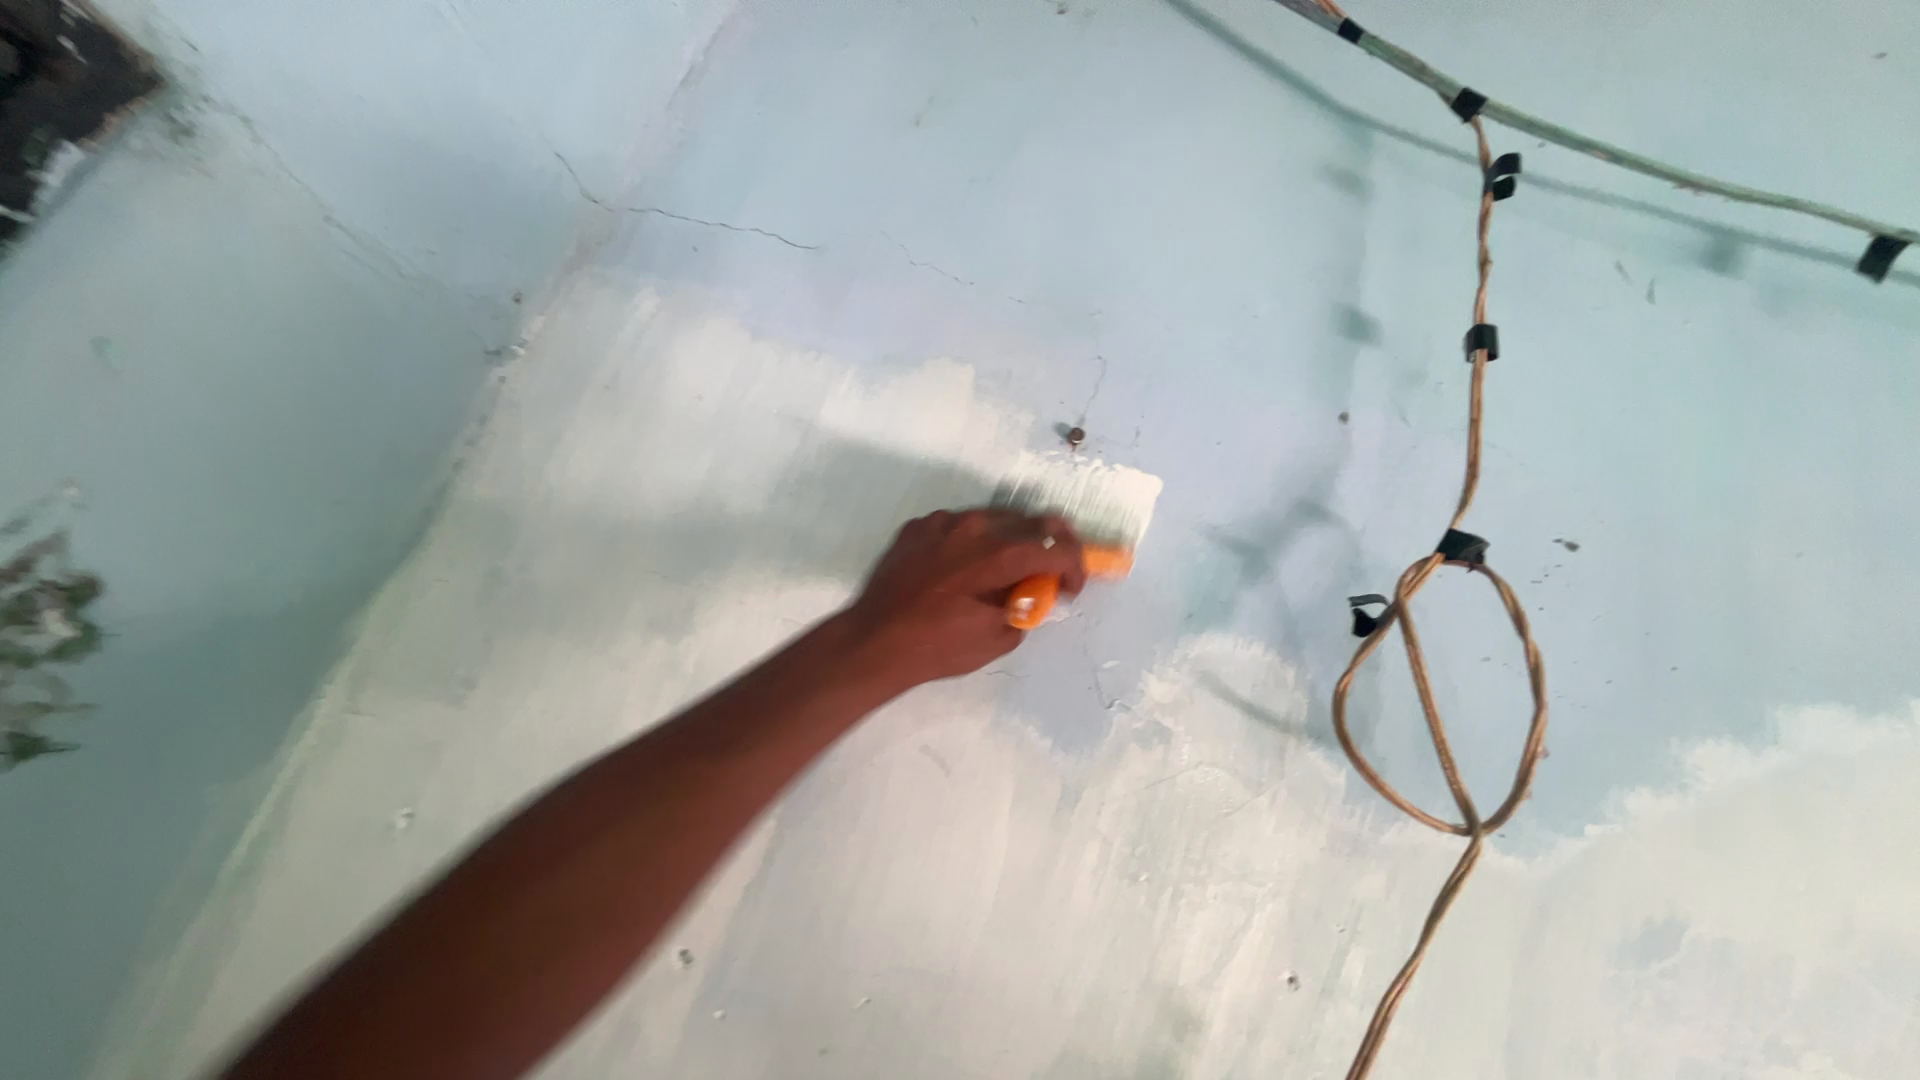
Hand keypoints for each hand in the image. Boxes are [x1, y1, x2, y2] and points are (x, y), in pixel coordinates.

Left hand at [836, 508, 1086, 694]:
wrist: (873, 640)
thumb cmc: (936, 646)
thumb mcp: (996, 639)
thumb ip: (1024, 608)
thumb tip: (1031, 594)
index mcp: (997, 554)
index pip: (1056, 545)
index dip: (1075, 565)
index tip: (1072, 586)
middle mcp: (974, 527)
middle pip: (1032, 520)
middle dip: (1053, 544)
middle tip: (1054, 570)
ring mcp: (942, 522)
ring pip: (996, 518)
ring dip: (1014, 539)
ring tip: (1010, 569)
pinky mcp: (919, 526)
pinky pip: (960, 525)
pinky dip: (975, 542)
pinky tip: (966, 568)